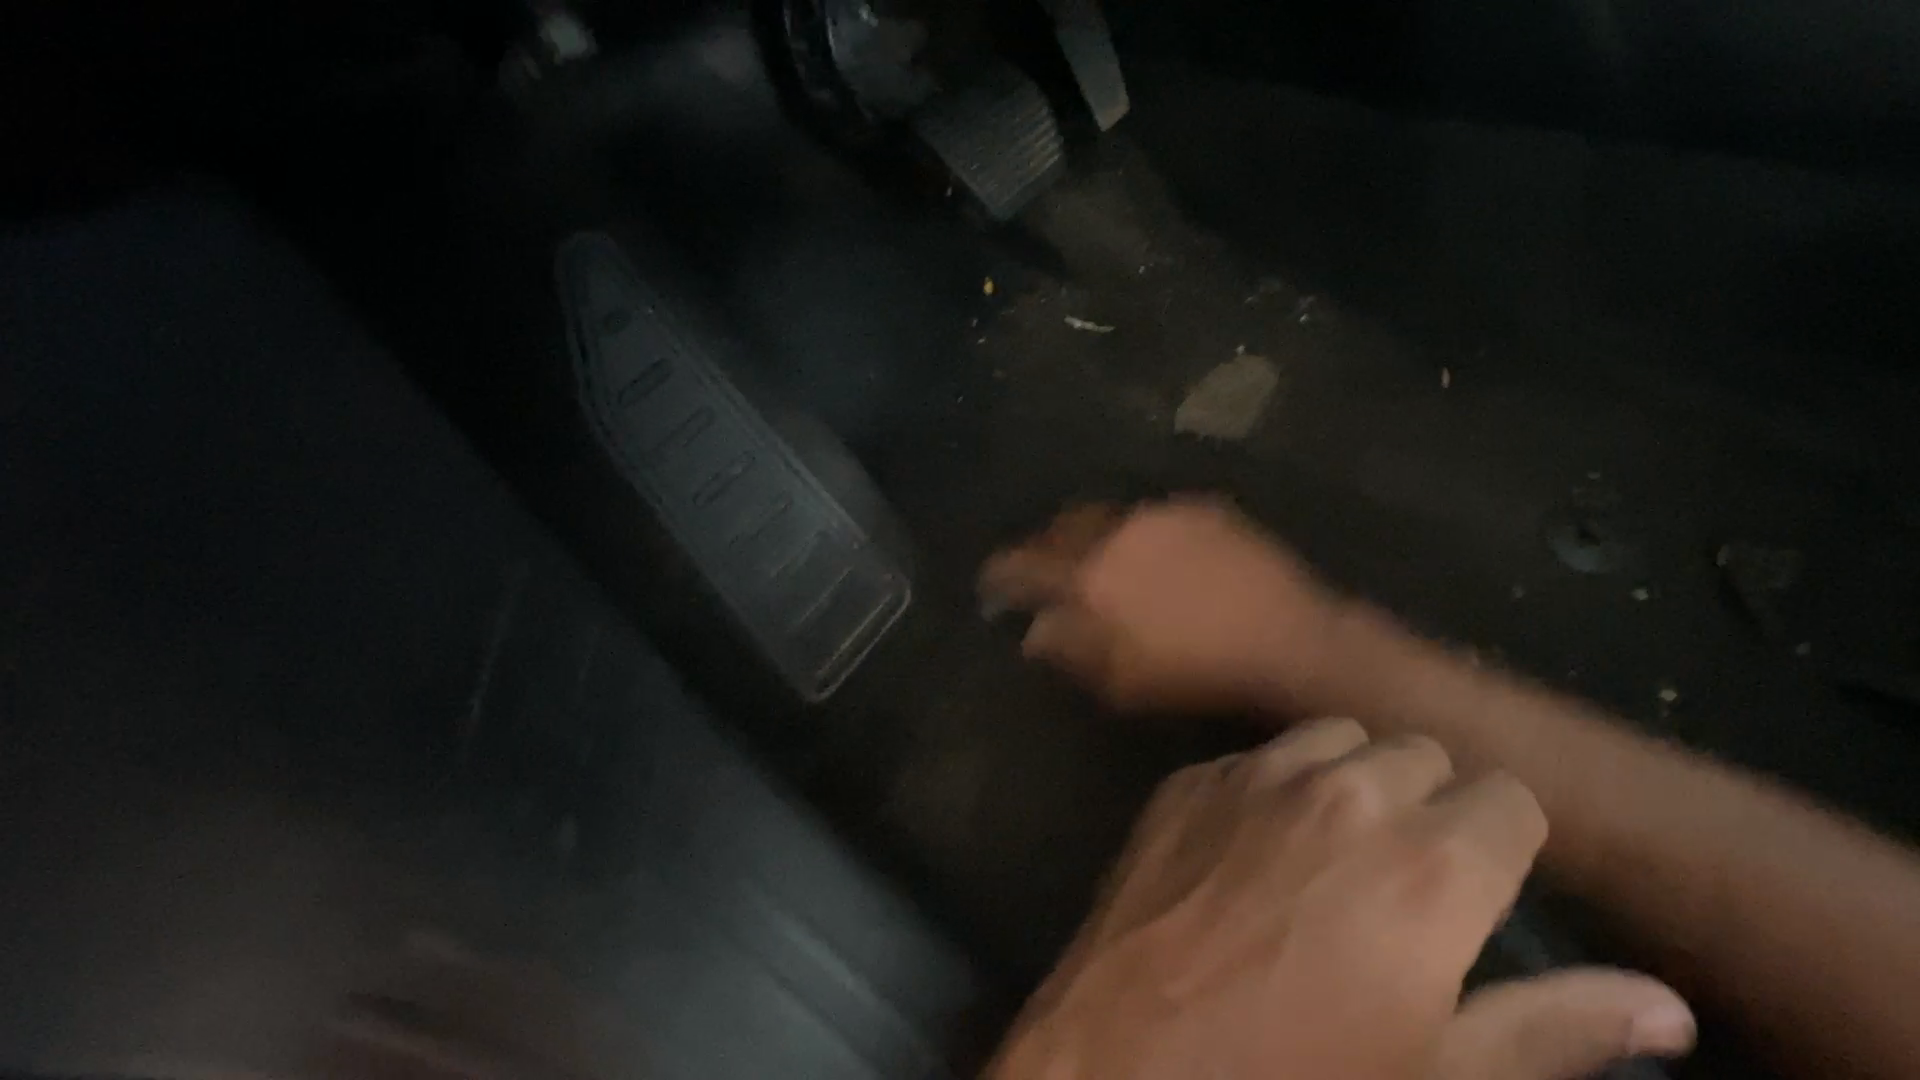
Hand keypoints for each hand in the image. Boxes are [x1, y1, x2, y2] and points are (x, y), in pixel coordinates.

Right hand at [978, 498, 1340, 710]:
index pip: (1025, 563)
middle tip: (1037, 571)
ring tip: (1092, 559)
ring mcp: (1161, 514)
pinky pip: (1148, 514)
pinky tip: (1148, 553)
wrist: (1290, 639)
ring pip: (1105, 516)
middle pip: (1060, 529)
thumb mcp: (1122, 679)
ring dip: (1087, 536)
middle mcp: (1117, 531)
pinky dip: (1132, 532)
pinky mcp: (1200, 508)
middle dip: (1041, 547)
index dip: (1000, 573)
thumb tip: (1033, 633)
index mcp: (1090, 574)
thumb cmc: (1197, 672)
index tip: (990, 584)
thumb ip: (1069, 649)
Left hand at [988, 720, 1695, 1079]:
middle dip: (1431, 801)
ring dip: (1354, 776)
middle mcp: (1348, 794)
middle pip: (1423, 754)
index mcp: (1433, 866)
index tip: (1484, 879)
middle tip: (1407, 870)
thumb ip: (1556, 1026)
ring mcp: (1257, 776)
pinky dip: (1276, 781)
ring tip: (1338, 843)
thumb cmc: (1292, 1078)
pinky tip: (1257, 840)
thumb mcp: (1441, 1075)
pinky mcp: (1190, 779)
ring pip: (1338, 736)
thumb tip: (1665, 1003)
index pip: (1510, 800)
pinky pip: (1258, 755)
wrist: (1126, 1061)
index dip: (1504, 840)